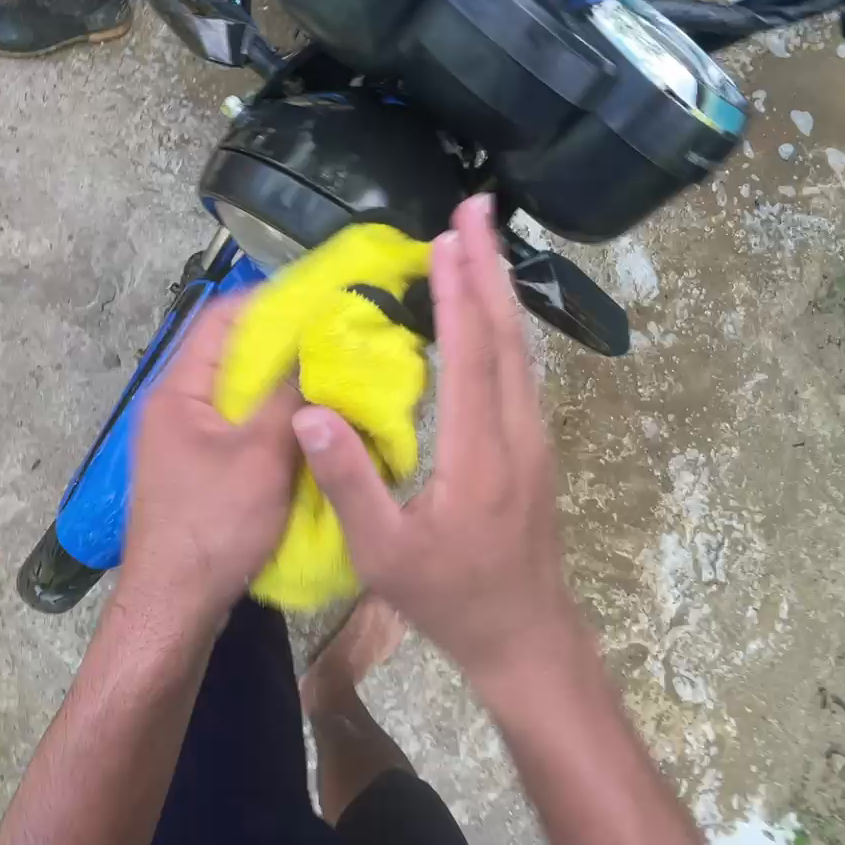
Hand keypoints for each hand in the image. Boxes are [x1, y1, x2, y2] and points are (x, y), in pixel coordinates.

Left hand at [119, 295, 304, 627]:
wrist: (174, 607)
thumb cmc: (214, 525)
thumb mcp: (261, 456)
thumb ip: (290, 399)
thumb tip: (319, 351)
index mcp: (177, 390)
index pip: (218, 319)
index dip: (266, 300)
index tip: (315, 297)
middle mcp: (173, 406)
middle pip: (228, 353)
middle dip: (279, 341)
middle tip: (331, 335)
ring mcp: (183, 439)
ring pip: (235, 391)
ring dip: (277, 381)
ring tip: (326, 372)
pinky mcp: (197, 468)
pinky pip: (237, 424)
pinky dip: (269, 415)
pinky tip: (305, 422)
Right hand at [291, 195, 586, 684]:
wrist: (526, 637)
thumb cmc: (450, 598)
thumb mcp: (383, 554)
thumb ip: (347, 482)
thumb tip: (309, 413)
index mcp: (480, 453)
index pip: (471, 354)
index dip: (458, 291)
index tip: (449, 236)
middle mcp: (518, 431)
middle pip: (508, 334)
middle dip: (490, 266)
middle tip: (477, 208)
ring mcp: (534, 436)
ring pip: (521, 348)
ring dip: (499, 290)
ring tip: (481, 241)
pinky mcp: (534, 444)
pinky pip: (521, 368)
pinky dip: (503, 324)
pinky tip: (489, 309)